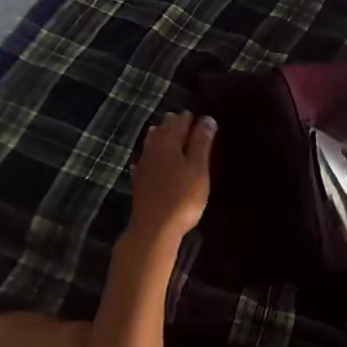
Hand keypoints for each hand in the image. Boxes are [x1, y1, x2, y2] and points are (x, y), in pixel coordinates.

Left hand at [129, 111, 215, 239]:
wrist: (155, 228)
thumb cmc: (183, 196)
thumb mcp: (198, 168)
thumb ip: (202, 142)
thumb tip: (207, 119)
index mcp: (168, 141)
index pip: (181, 120)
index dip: (193, 118)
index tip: (204, 119)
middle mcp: (152, 148)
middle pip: (164, 128)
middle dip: (176, 124)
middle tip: (191, 125)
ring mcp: (143, 164)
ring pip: (153, 142)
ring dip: (163, 137)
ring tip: (174, 136)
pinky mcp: (139, 181)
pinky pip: (147, 160)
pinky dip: (154, 155)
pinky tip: (153, 160)